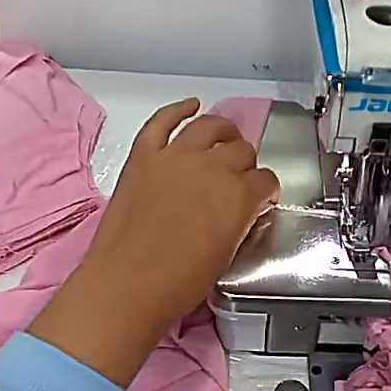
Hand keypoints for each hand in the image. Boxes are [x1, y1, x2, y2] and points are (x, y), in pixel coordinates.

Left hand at [29, 99, 278, 386]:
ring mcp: (175, 156)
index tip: (260, 200)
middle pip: (242, 150)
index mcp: (238, 196)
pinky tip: (192, 105)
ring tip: (225, 139)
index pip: (265, 180)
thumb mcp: (226, 254)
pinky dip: (179, 109)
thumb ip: (239, 221)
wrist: (126, 286)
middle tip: (238, 178)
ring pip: (210, 126)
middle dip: (246, 164)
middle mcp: (212, 167)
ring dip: (223, 132)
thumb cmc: (179, 283)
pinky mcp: (144, 155)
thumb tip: (242, 209)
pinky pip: (163, 120)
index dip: (265, 191)